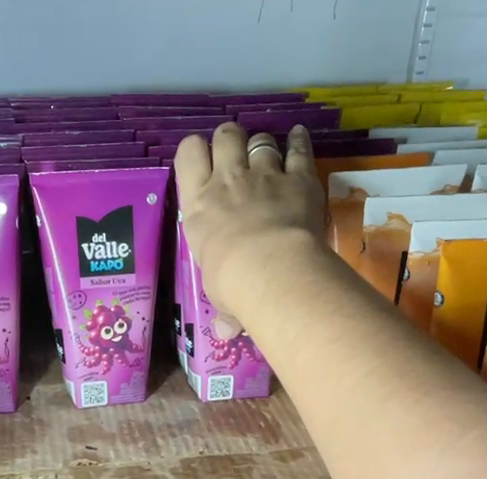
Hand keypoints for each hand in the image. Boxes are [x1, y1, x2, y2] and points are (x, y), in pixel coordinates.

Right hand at [175, 123, 326, 336]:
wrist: (270, 269)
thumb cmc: (232, 284)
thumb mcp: (220, 297)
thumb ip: (225, 311)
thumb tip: (225, 334)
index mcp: (198, 205)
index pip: (188, 154)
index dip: (196, 151)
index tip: (204, 162)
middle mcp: (228, 181)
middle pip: (225, 136)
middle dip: (230, 140)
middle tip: (236, 157)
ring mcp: (265, 175)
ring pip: (260, 139)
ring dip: (263, 144)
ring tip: (267, 155)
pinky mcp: (298, 177)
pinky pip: (298, 149)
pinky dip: (299, 141)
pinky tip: (299, 137)